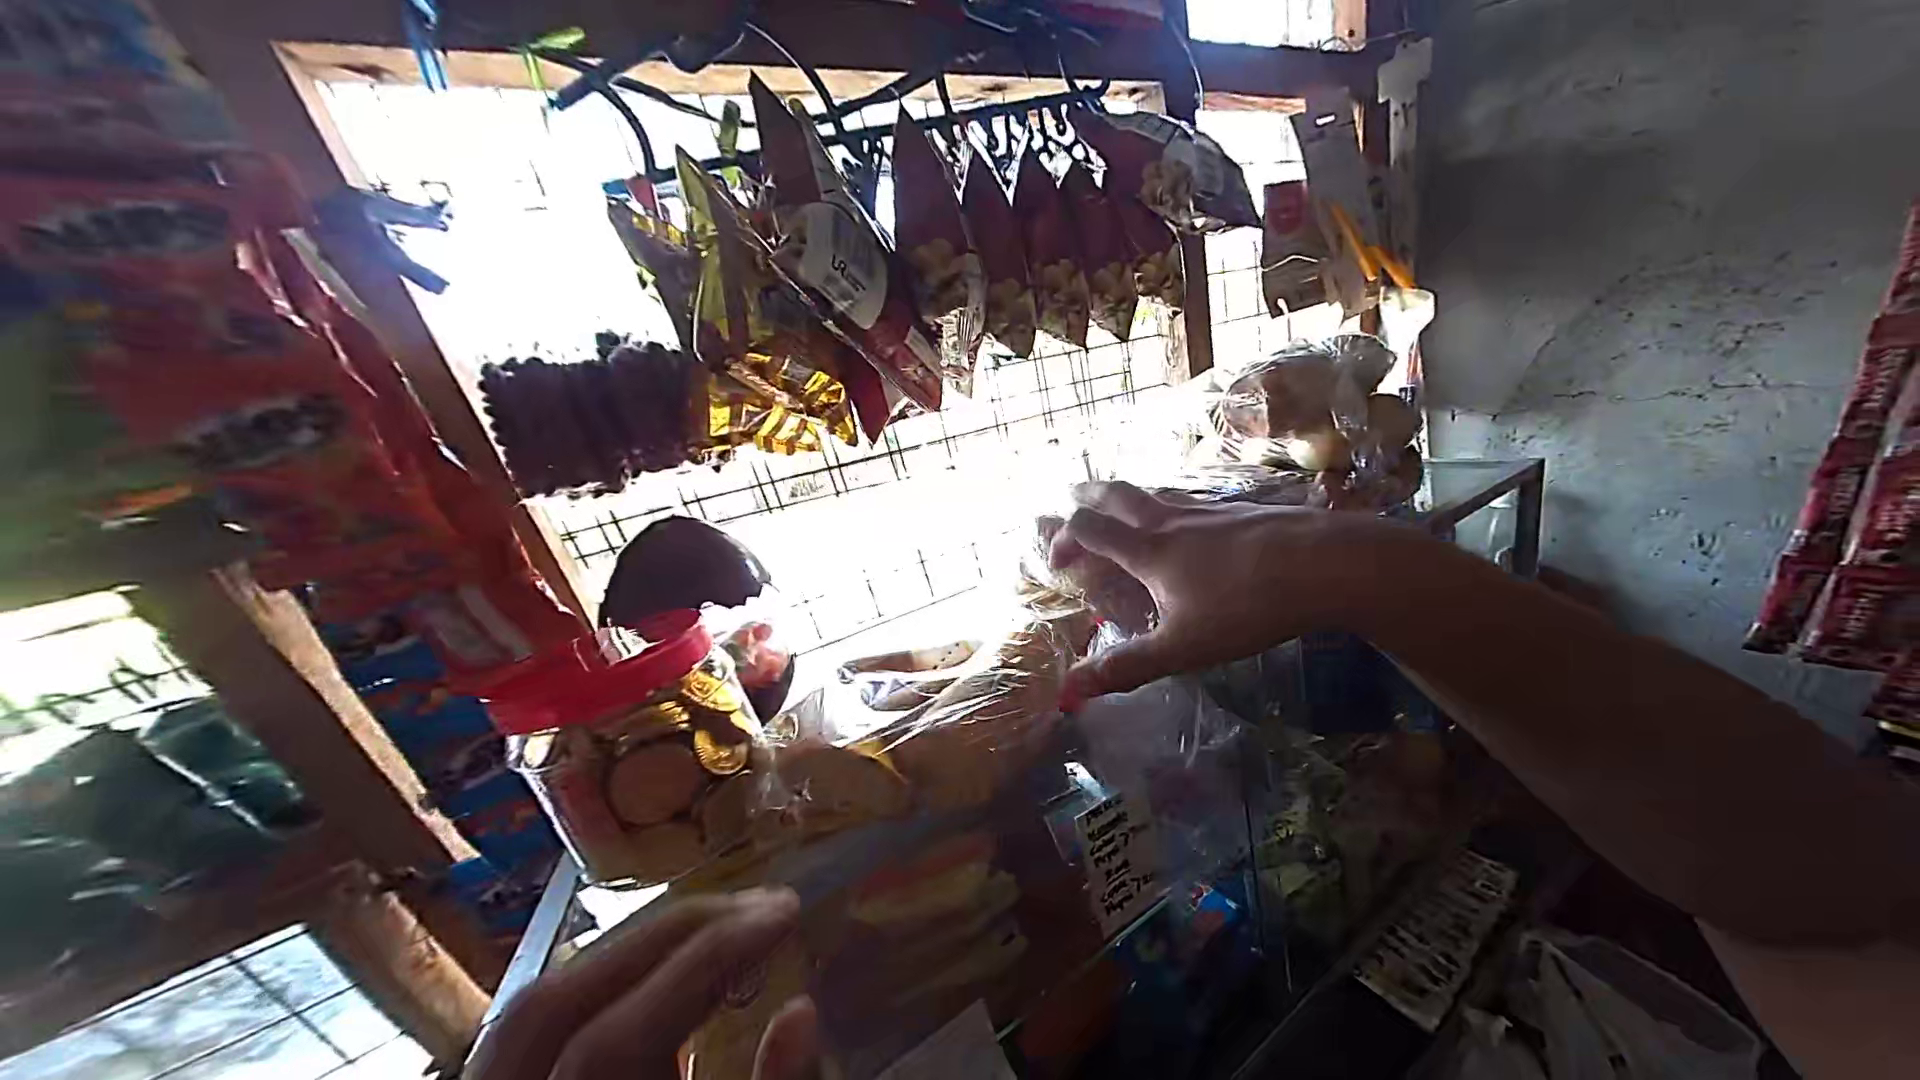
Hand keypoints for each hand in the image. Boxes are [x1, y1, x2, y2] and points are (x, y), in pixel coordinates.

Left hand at [468, 888, 816, 1079]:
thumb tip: (801, 1012)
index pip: (614, 1043)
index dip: (705, 963)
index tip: (783, 911)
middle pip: (556, 1002)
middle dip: (670, 933)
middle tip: (755, 908)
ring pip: (540, 1000)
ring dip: (639, 945)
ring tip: (720, 924)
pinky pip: (544, 1017)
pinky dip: (613, 975)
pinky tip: (668, 968)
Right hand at [1049, 481, 1424, 702]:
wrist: (1330, 564)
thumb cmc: (1247, 605)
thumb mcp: (1182, 647)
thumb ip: (1126, 666)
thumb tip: (1068, 693)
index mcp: (1148, 549)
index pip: (1088, 528)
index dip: (1064, 539)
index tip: (1057, 564)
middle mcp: (1170, 520)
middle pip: (1115, 493)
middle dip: (1086, 496)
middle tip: (1071, 501)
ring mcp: (1207, 509)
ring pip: (1153, 492)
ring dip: (1126, 499)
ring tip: (1122, 514)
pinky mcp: (1239, 509)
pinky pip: (1188, 501)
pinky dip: (1167, 508)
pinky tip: (1190, 528)